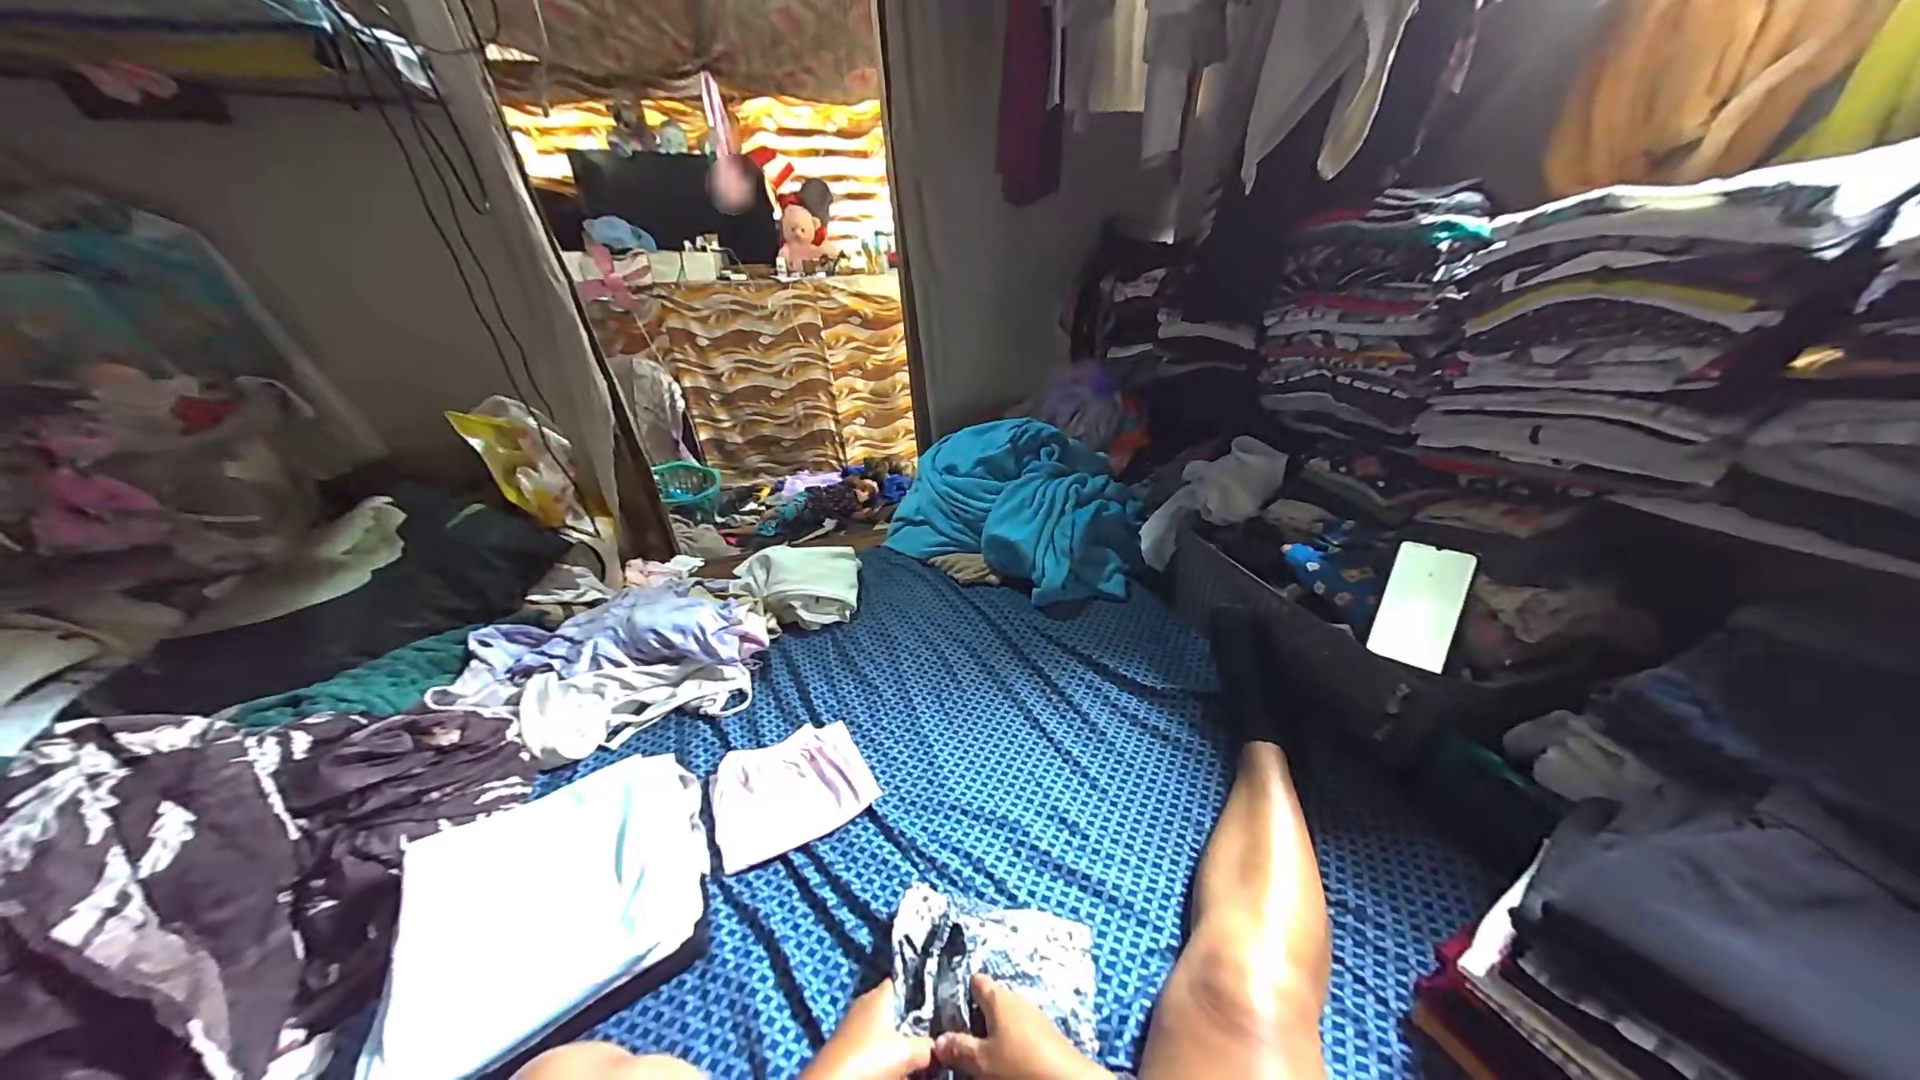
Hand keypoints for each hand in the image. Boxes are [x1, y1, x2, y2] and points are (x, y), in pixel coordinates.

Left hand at [799, 980, 933, 1079]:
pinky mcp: (847, 1043)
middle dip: (912, 1018)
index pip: (904, 980)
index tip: (939, 1000)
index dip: (920, 989)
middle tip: (933, 1029)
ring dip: (898, 1037)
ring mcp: (854, 1023)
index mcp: (880, 994)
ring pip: (884, 1025)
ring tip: (918, 1048)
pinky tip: (895, 1061)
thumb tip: (941, 1047)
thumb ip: (926, 1047)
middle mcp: (866, 1001)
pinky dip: (884, 1049)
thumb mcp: (906, 1054)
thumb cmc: (869, 1058)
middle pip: (895, 1006)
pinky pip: (873, 1040)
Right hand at [933, 975, 1107, 1079]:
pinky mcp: (1047, 1033)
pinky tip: (1009, 1062)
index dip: (964, 994)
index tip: (954, 1013)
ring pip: (1007, 1017)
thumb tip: (938, 1041)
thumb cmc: (1019, 1065)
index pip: (976, 982)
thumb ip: (960, 1049)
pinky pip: (1021, 1030)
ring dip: (996, 1033)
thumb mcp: (982, 1062)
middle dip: (978, 1019)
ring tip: (985, 1056)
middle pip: (991, 1001)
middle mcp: (1016, 998)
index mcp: (998, 997)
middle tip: (966, 1042)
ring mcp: (1034, 1014)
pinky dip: (1012, 1042)